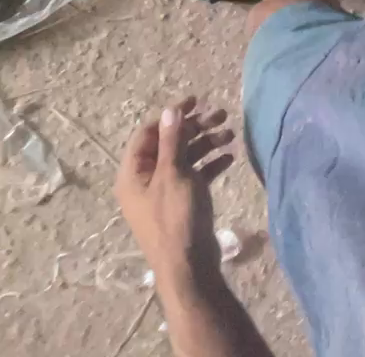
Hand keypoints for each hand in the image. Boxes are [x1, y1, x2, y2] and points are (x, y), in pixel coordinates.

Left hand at [114, 97, 236, 286]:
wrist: (187, 264)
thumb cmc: (175, 217)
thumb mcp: (174, 174)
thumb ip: (172, 141)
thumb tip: (170, 110)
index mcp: (133, 173)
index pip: (148, 133)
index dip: (171, 115)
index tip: (197, 101)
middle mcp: (145, 180)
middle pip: (169, 142)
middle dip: (195, 127)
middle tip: (222, 115)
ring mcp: (164, 191)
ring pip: (185, 156)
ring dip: (207, 143)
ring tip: (231, 135)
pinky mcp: (181, 201)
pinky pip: (195, 173)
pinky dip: (210, 163)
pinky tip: (230, 158)